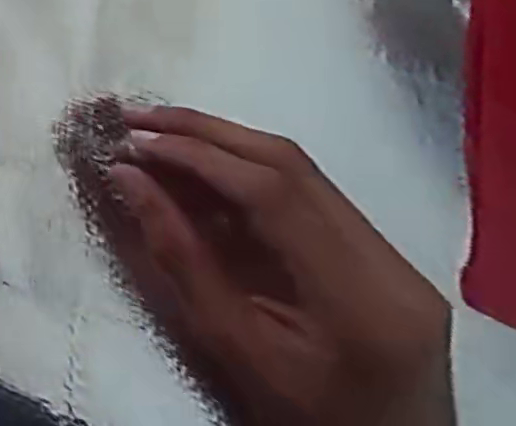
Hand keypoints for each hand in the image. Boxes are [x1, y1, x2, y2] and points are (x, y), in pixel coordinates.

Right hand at [78, 105, 452, 425]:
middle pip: (286, 163)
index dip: (197, 155)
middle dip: (202, 131)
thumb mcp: (230, 345)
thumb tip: (125, 175)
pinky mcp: (376, 250)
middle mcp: (388, 262)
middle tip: (136, 119)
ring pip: (295, 165)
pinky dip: (241, 165)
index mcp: (360, 299)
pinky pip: (301, 186)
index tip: (135, 141)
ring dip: (220, 140)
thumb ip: (178, 255)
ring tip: (157, 131)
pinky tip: (200, 163)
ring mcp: (389, 252)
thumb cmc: (302, 418)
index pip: (271, 192)